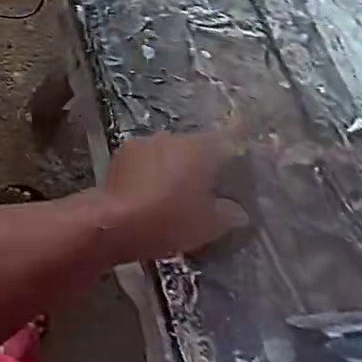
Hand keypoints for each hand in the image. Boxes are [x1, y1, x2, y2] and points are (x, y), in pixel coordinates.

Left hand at [97, 131, 249, 261]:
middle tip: (211, 186)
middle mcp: (166, 138)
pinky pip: (146, 158)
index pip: (225, 141)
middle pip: (193, 145)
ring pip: (166, 150)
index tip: (242, 162)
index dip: (236, 151)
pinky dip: (153, 169)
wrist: (119, 220)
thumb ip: (231, 211)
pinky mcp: (120, 154)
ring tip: (180, 189)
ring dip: (175, 164)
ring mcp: (139, 143)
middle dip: (202, 162)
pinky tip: (155, 188)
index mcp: (194, 149)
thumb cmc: (172, 219)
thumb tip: (235, 209)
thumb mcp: (214, 223)